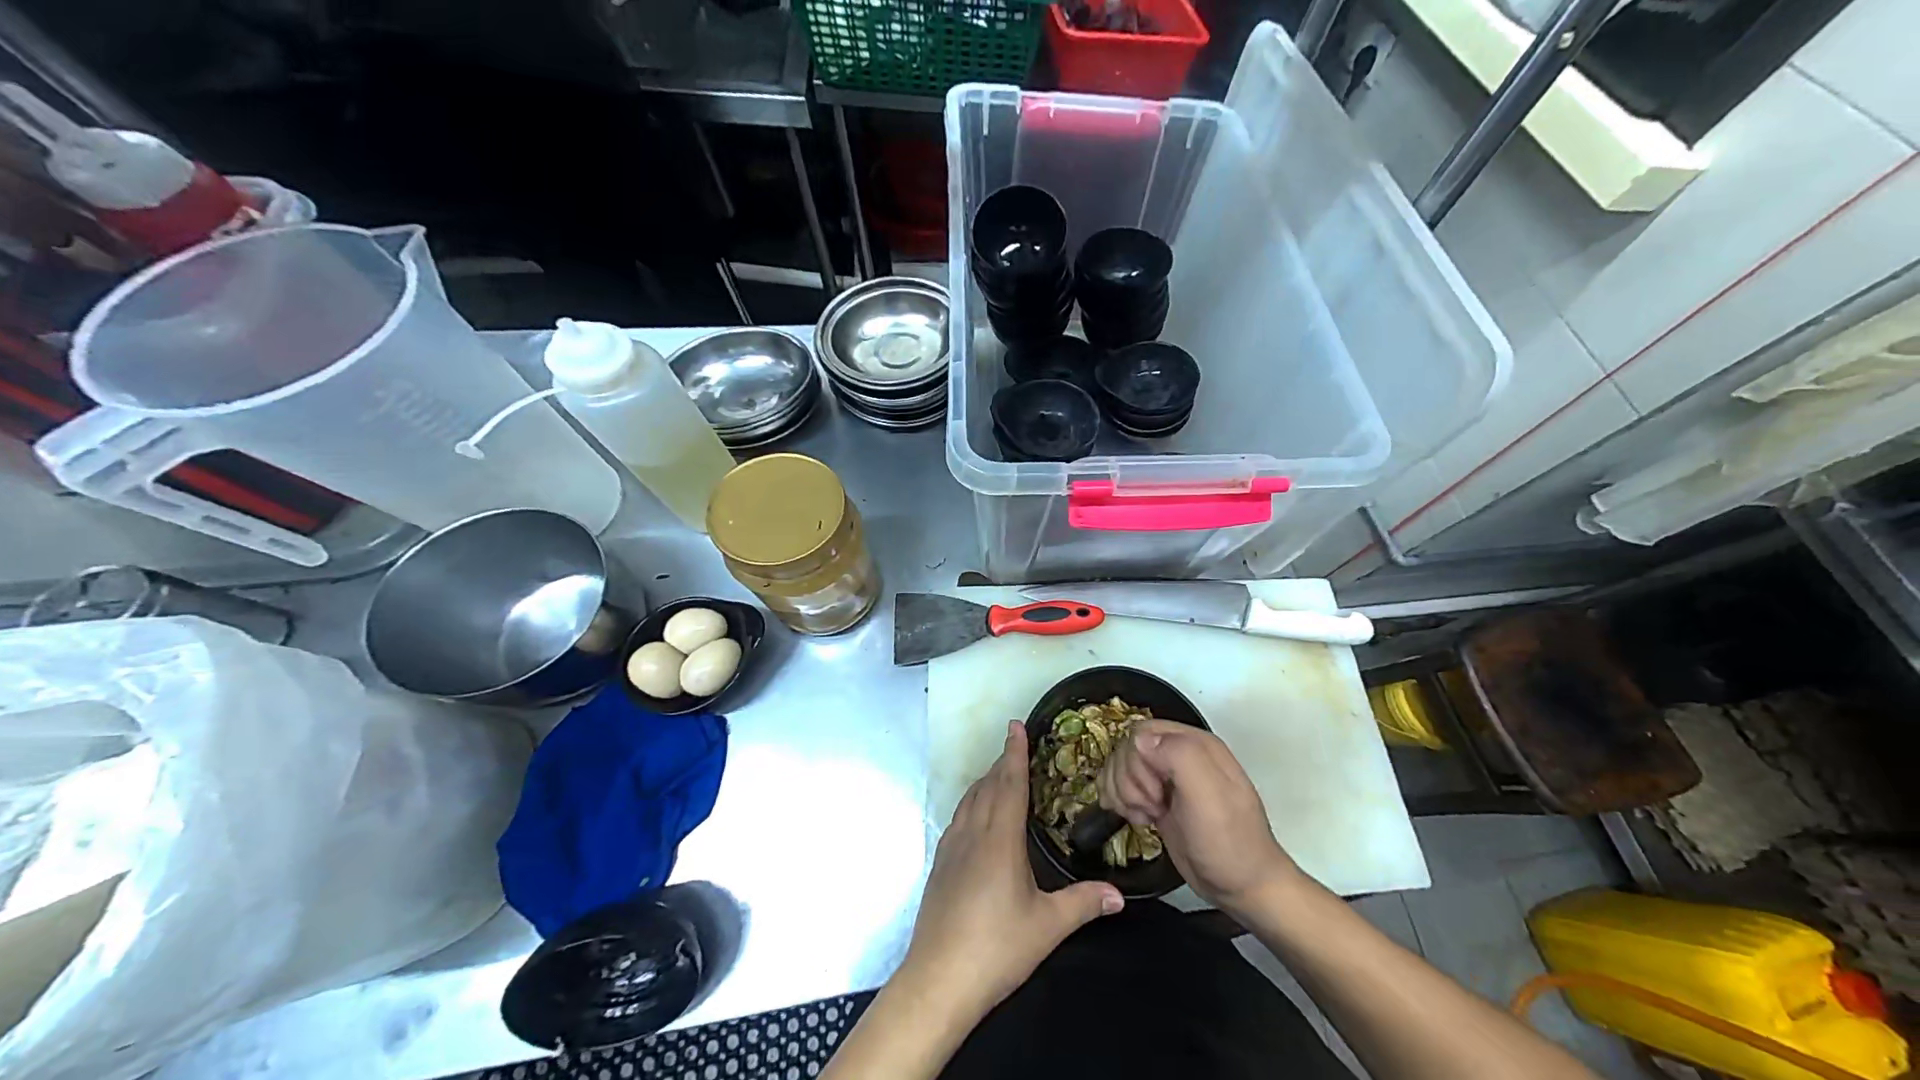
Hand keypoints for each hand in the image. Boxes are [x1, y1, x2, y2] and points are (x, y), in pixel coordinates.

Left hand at [901, 721, 1123, 1017]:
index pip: (1008, 784)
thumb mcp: (1047, 927)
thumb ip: (1083, 904)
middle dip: (1001, 763)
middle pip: (986, 787)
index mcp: (998, 840)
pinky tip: (977, 818)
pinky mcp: (939, 866)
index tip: (1015, 725)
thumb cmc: (996, 948)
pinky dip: (971, 804)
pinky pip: (958, 819)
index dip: (1013, 752)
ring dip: (985, 782)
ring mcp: (950, 849)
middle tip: (1016, 747)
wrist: (938, 980)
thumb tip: (1118, 895)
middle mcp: (971, 835)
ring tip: (999, 775)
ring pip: (968, 801)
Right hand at [1097, 719, 1301, 913]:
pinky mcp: (1158, 797)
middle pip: (1129, 748)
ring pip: (1121, 765)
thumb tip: (1140, 740)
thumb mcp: (1210, 796)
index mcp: (1197, 744)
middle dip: (1129, 780)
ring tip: (1145, 814)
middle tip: (1153, 806)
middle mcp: (1181, 754)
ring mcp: (1168, 777)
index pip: (1143, 732)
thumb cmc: (1229, 844)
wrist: (1241, 887)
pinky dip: (1120, 801)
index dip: (1138, 761)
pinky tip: (1138, 818)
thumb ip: (1179, 756)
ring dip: (1123, 791)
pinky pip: (1122, 784)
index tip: (1155, 793)